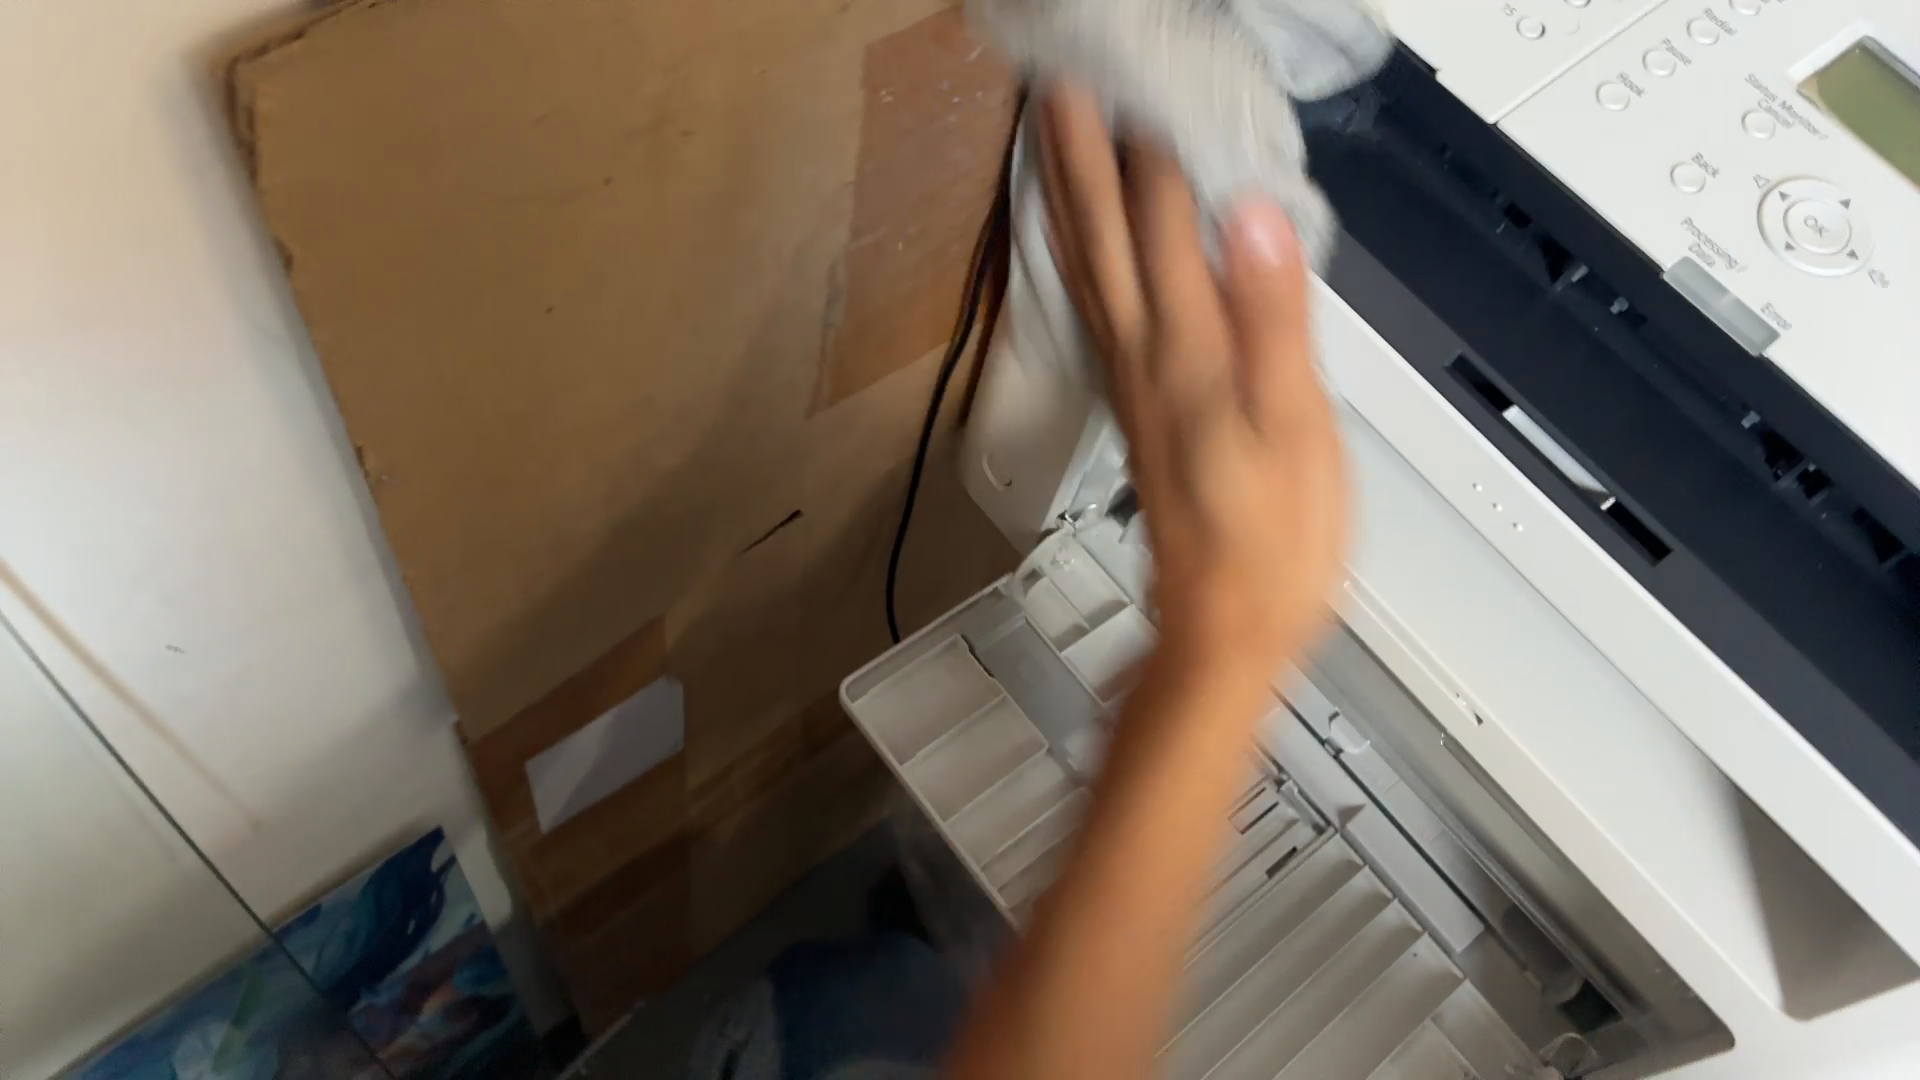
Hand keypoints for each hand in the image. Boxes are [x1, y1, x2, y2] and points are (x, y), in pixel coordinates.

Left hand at [1037, 84, 1346, 678]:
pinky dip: (1079, 270)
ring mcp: (1132, 387)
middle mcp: (1145, 365)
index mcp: (1189, 360)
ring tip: (1049, 149)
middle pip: (1101, 243)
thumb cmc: (1268, 544)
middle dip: (1079, 158)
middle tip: (1057, 92)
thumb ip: (1271, 320)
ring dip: (1066, 206)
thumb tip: (1251, 224)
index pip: (1163, 228)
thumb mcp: (1295, 434)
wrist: (1221, 620)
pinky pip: (1094, 320)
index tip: (1137, 82)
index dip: (1150, 149)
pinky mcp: (1134, 410)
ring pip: (1085, 278)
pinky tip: (1077, 255)